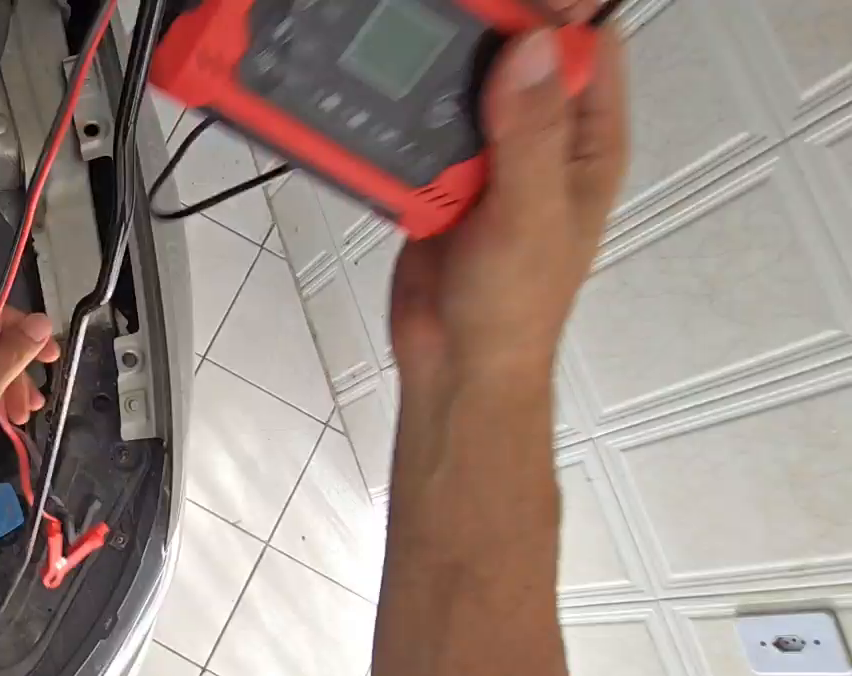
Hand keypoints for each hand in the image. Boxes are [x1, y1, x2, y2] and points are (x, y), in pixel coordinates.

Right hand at [389, 14, 628, 394]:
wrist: (451, 362)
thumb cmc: (513, 305)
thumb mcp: (530, 215)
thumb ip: (530, 135)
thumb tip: (527, 50)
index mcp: (584, 143)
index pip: (578, 52)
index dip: (547, 22)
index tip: (497, 16)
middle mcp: (533, 148)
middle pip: (507, 72)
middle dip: (472, 56)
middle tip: (428, 41)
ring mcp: (479, 172)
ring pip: (450, 112)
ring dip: (421, 105)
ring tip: (390, 93)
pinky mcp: (431, 197)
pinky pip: (409, 156)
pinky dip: (389, 148)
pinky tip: (371, 143)